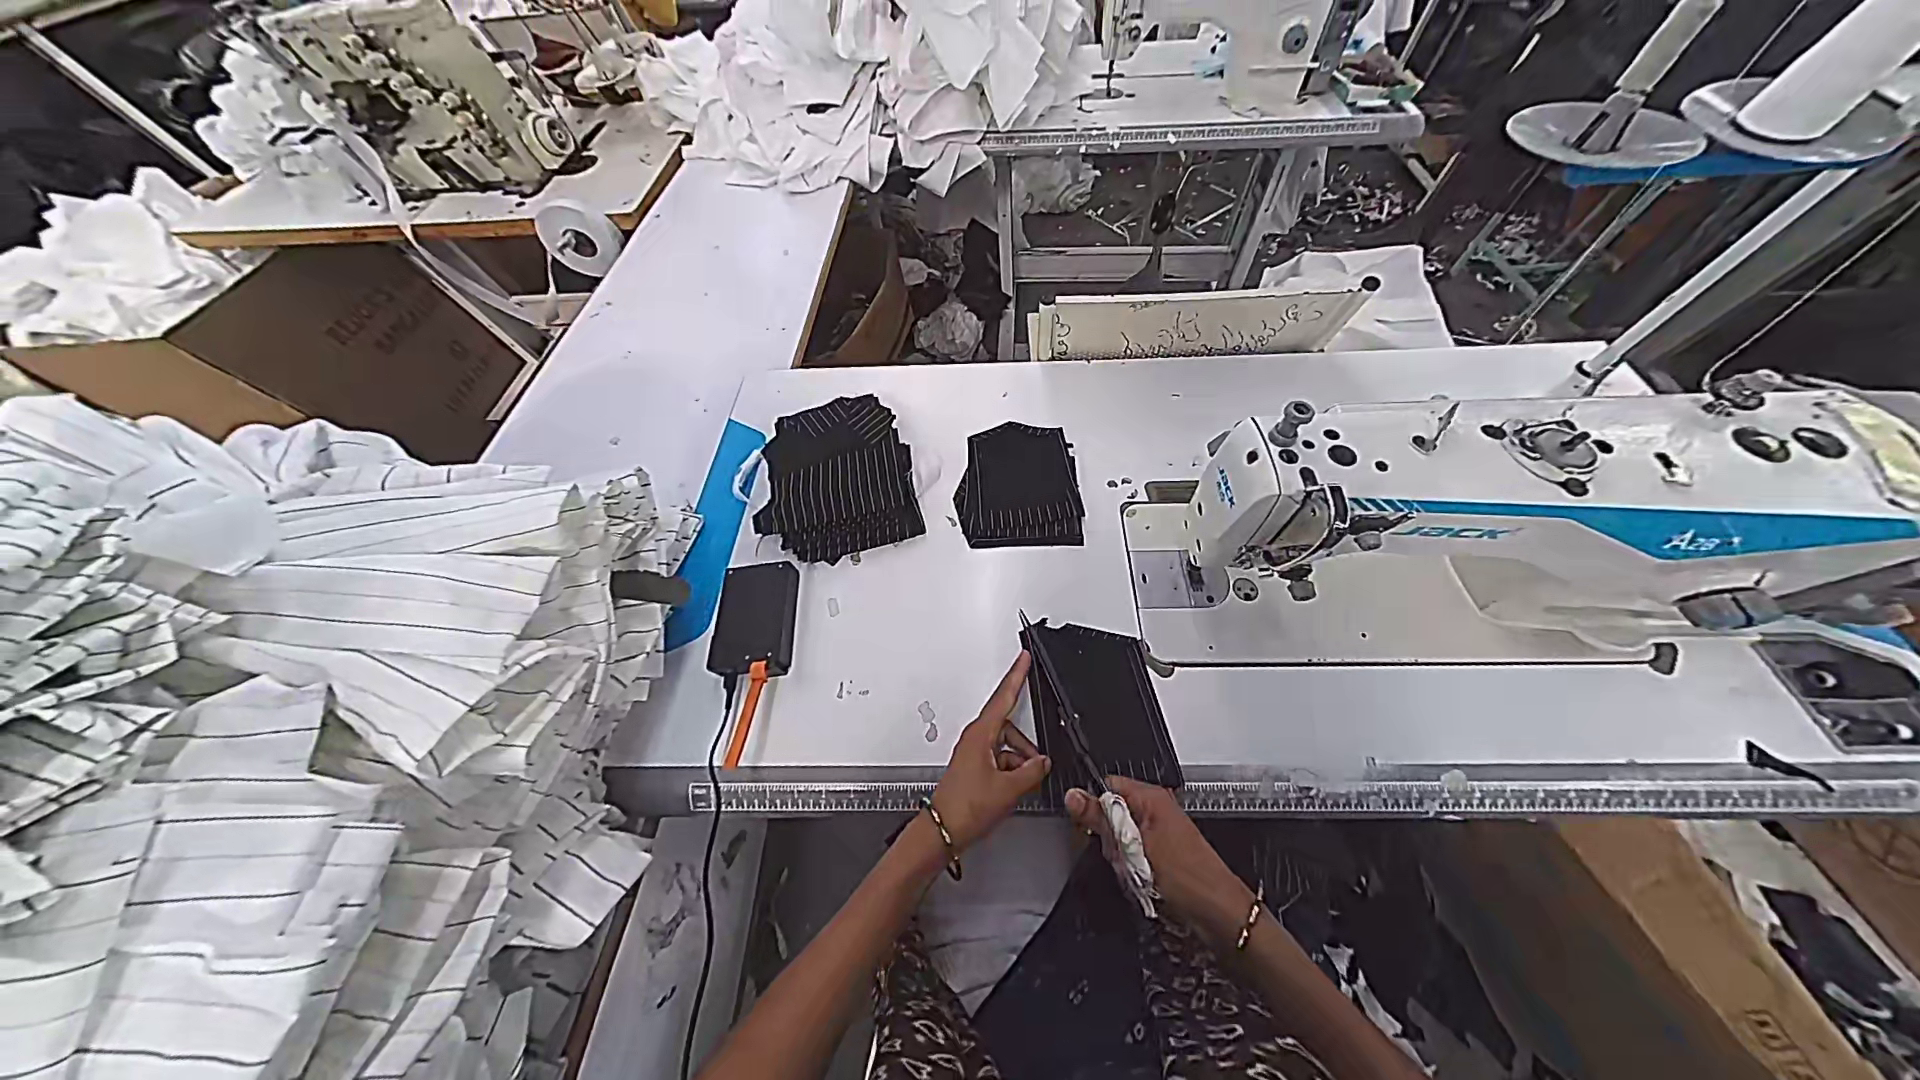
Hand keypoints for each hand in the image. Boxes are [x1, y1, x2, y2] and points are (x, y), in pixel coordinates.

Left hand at [929, 652, 1049, 851]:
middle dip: (1027, 745)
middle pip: (1011, 728)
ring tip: (1022, 785)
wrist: (942, 831)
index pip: (1003, 696)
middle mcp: (975, 739)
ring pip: (1008, 747)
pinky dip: (1012, 772)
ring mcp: (974, 753)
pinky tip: (1014, 789)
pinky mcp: (975, 768)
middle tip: (1037, 764)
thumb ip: (1031, 772)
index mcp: (981, 734)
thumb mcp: (1008, 789)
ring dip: (1020, 763)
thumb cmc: (964, 808)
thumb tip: (1042, 763)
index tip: (1023, 658)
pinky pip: (1001, 760)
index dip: (1016, 675)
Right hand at [1067, 776, 1252, 940]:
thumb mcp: (1134, 846)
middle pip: (1109, 813)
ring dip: (1119, 858)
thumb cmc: (1189, 878)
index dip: (1092, 805)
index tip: (1088, 825)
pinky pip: (1130, 855)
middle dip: (1107, 838)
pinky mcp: (1159, 855)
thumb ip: (1101, 819)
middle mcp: (1154, 810)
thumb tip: (1074, 795)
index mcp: (1151, 796)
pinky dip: (1129, 869)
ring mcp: (1157, 833)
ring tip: (1135, 872)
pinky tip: (1140, 881)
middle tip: (1121, 855)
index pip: (1105, 785)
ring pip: (1118, 838)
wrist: (1219, 914)